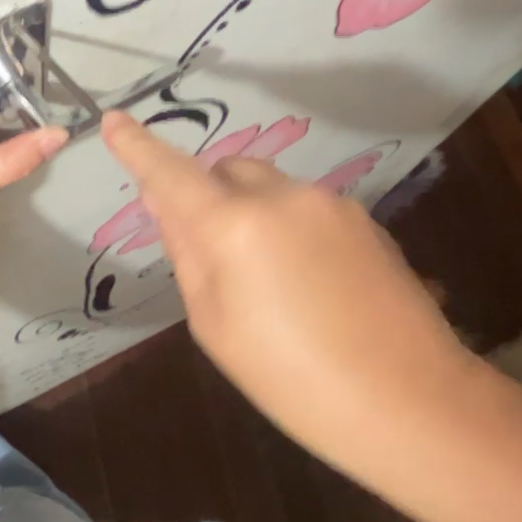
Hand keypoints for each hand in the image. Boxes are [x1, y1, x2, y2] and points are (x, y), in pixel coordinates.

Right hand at [100, 111, 471, 423]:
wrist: (409, 401)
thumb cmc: (289, 378)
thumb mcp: (213, 323)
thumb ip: (186, 253)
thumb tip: (165, 203)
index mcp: (232, 227)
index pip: (169, 172)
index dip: (137, 146)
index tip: (112, 120)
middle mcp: (279, 196)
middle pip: (222, 172)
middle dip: (206, 197)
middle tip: (209, 254)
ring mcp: (328, 202)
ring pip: (265, 188)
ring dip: (249, 213)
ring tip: (268, 281)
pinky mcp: (363, 218)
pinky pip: (303, 206)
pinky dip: (287, 227)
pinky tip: (308, 283)